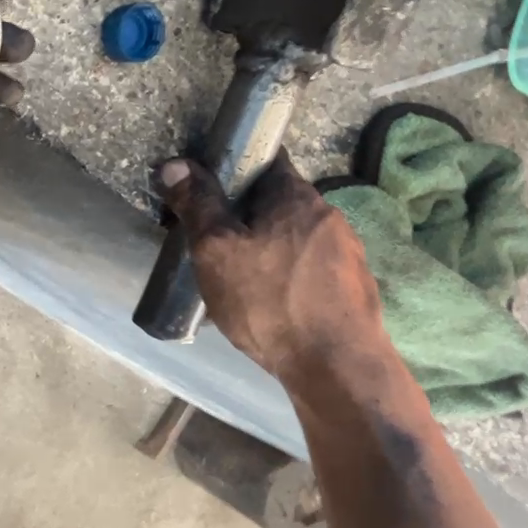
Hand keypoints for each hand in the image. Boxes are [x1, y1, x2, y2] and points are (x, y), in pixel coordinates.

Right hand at [158, 152, 387, 382]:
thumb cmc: (268, 300)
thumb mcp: (215, 249)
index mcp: (297, 198)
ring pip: (290, 234)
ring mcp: (346, 253)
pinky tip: (262, 297)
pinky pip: (304, 265)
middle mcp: (328, 217)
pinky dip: (280, 270)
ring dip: (261, 243)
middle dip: (241, 211)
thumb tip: (176, 165)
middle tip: (205, 236)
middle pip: (276, 200)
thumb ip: (197, 205)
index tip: (202, 186)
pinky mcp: (350, 287)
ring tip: (230, 272)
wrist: (336, 368)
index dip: (232, 165)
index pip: (267, 159)